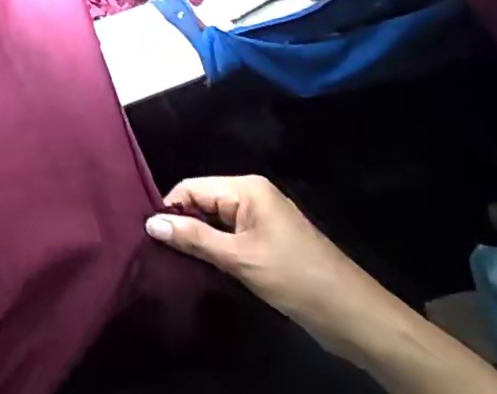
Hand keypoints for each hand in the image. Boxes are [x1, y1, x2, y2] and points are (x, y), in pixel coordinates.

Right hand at [144, 176, 381, 341]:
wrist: (348, 311)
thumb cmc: (293, 277)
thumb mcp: (239, 258)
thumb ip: (194, 238)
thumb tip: (152, 223)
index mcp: (246, 188)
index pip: (193, 186)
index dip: (170, 208)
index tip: (148, 236)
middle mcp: (252, 194)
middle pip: (203, 200)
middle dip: (182, 223)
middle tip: (156, 253)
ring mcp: (261, 217)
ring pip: (215, 220)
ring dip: (197, 238)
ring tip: (171, 261)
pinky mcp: (266, 239)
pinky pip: (230, 234)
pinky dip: (215, 247)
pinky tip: (200, 266)